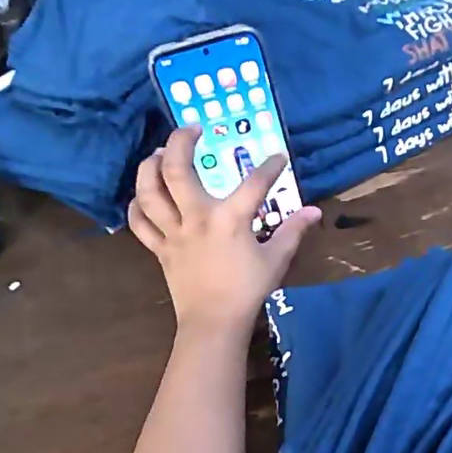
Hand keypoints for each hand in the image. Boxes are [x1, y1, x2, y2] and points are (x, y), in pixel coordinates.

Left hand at [127, 125, 320, 337]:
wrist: (214, 323)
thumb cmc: (248, 290)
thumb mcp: (276, 259)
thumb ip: (293, 231)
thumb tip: (314, 211)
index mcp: (230, 220)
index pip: (253, 183)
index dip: (269, 167)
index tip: (277, 157)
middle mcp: (196, 218)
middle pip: (177, 171)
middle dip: (181, 142)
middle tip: (192, 129)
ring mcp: (173, 233)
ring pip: (149, 191)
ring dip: (150, 167)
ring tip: (160, 154)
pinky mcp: (160, 248)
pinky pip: (140, 223)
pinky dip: (138, 206)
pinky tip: (143, 196)